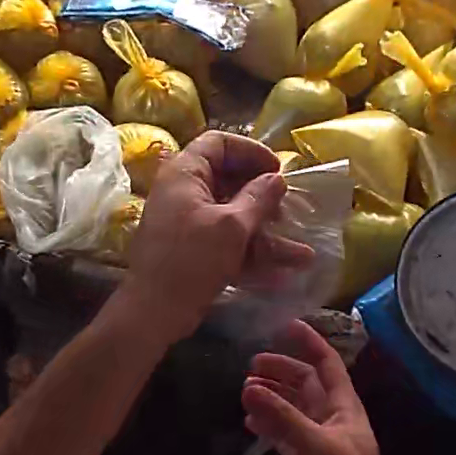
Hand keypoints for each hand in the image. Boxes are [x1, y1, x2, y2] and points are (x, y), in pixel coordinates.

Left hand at [120, 132, 311, 341]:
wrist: (154, 312)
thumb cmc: (191, 260)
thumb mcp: (232, 226)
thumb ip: (258, 198)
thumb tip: (277, 179)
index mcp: (185, 173)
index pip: (219, 143)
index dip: (251, 151)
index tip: (277, 170)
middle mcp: (184, 193)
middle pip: (230, 182)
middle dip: (264, 198)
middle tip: (287, 210)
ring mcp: (188, 224)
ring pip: (233, 218)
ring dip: (266, 235)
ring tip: (301, 254)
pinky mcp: (194, 251)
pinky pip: (227, 243)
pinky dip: (252, 255)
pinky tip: (282, 275)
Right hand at [241, 320, 403, 454]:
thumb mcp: (314, 448)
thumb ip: (282, 417)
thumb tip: (249, 387)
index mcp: (344, 408)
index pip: (328, 365)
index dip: (310, 344)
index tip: (287, 325)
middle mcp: (331, 418)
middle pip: (305, 384)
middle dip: (281, 371)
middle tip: (252, 365)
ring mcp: (316, 438)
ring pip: (292, 407)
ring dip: (271, 396)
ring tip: (244, 390)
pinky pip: (283, 431)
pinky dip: (267, 423)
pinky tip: (249, 421)